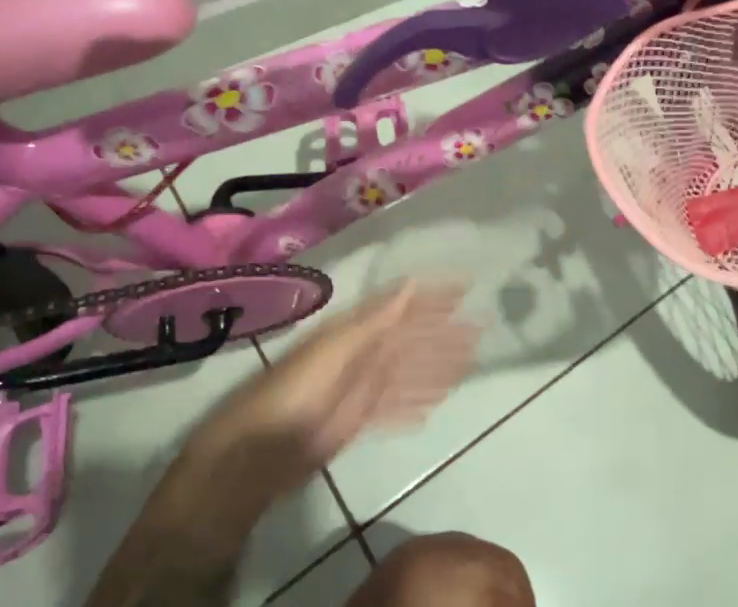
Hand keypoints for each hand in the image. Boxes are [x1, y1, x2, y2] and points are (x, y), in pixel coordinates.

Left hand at [184, 281, 479, 510]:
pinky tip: (435, 405)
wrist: (255, 455)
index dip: (434, 296)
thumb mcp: (334, 350)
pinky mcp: (357, 421)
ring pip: (409, 374)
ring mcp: (360, 388)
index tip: (467, 286)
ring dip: (438, 367)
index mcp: (355, 332)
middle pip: (412, 341)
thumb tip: (412, 282)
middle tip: (482, 329)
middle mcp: (362, 354)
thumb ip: (375, 320)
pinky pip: (395, 407)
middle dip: (445, 334)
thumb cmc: (292, 394)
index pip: (403, 307)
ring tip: (471, 363)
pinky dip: (415, 404)